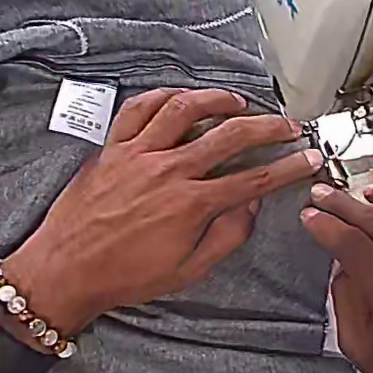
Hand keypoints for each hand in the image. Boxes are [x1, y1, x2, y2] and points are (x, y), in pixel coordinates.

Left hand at [3, 88, 321, 333]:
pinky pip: (138, 109)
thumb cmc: (124, 276)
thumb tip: (252, 206)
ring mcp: (138, 154)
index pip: (255, 177)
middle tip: (286, 125)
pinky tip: (178, 98)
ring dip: (218, 99)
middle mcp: (168, 171)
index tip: (306, 158)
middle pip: (230, 134)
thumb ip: (227, 235)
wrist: (66, 271)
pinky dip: (162, 96)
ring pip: (185, 109)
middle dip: (268, 127)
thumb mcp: (188, 270)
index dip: (288, 167)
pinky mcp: (113, 148)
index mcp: (191, 204)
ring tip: (237, 102)